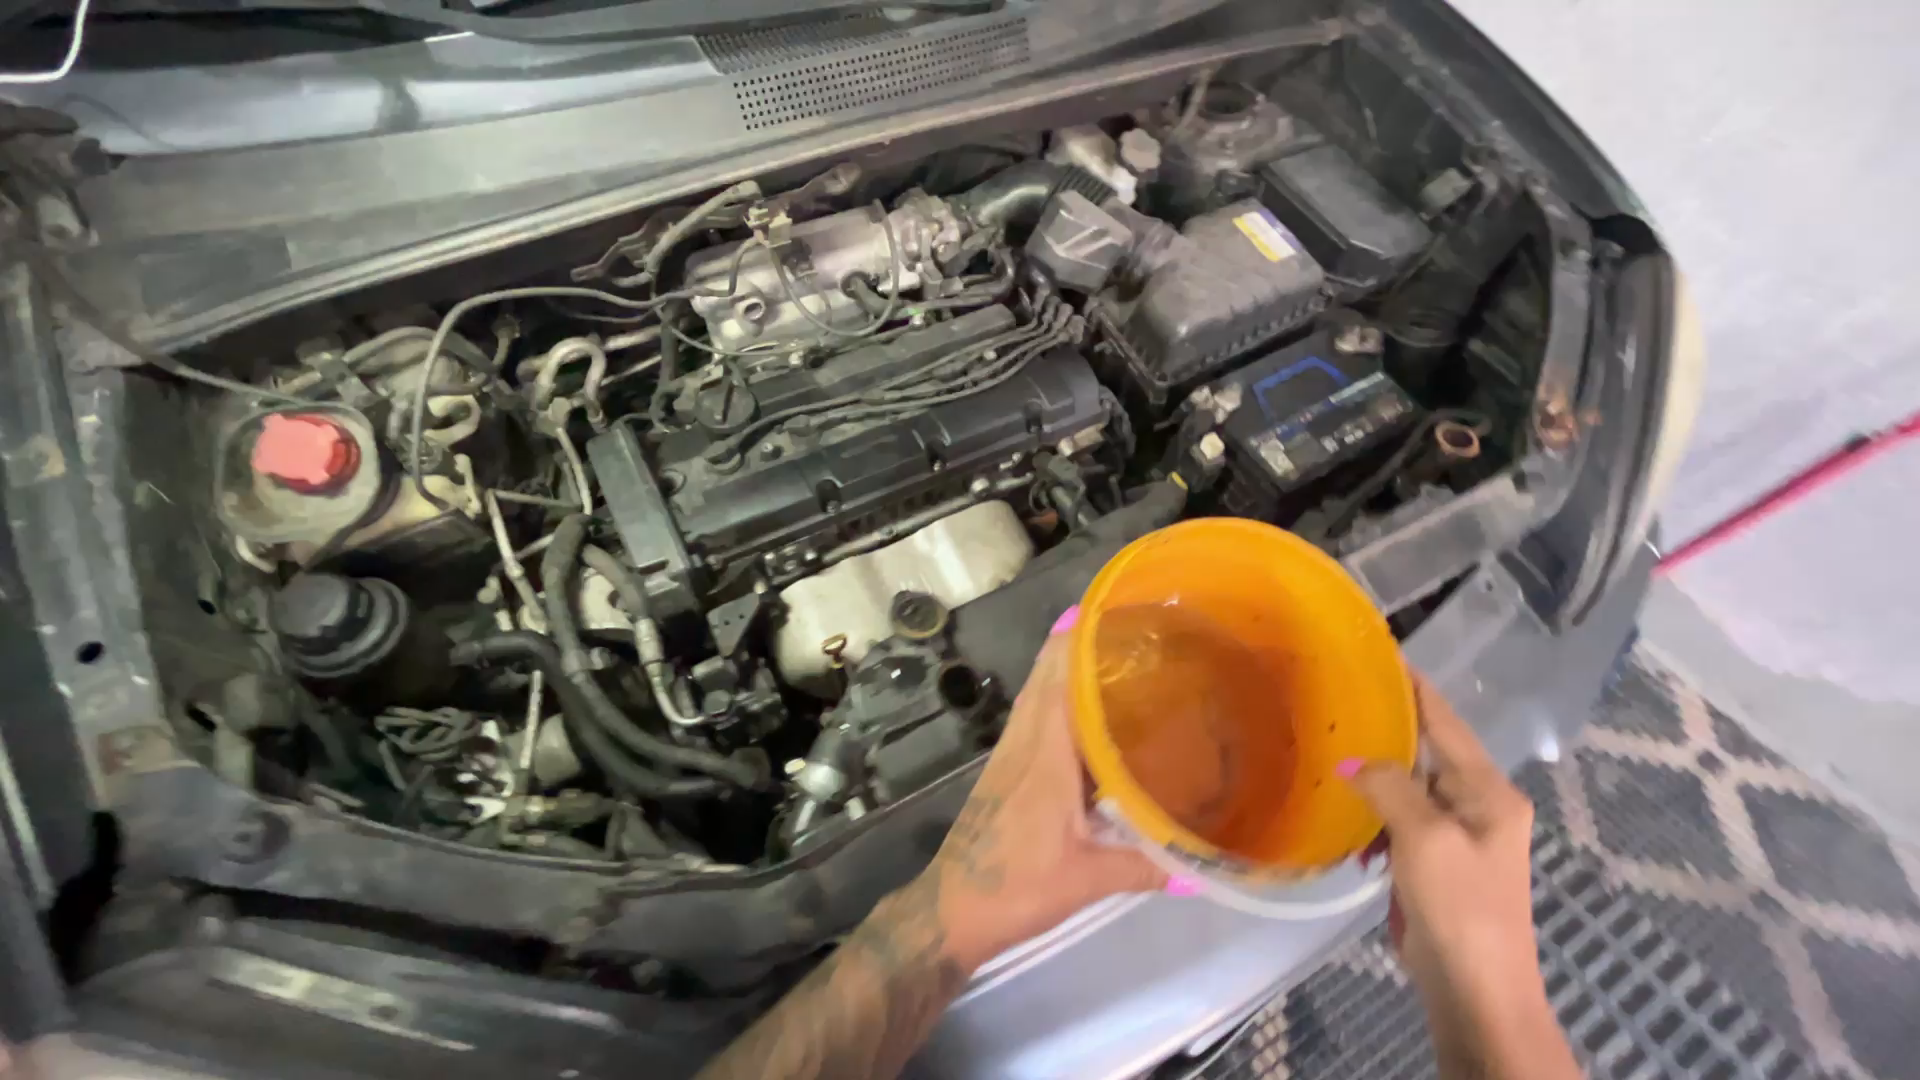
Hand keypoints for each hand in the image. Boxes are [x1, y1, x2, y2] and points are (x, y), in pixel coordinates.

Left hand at [921, 629, 1166, 972]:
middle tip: (1126, 631)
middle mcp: (1023, 740)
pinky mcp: (1003, 768)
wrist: (952, 907)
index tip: (1115, 616)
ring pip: (1036, 692)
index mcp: (1045, 753)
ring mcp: (1008, 752)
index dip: (1081, 641)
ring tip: (1109, 656)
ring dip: (1064, 667)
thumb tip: (1201, 865)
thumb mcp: (1088, 880)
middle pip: (1045, 674)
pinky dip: (1053, 696)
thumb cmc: (1016, 886)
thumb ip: (1144, 866)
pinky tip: (1081, 710)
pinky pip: (1031, 715)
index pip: (1059, 678)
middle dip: (1078, 644)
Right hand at [1341, 675, 1578, 1079]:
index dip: (1413, 685)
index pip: (1446, 721)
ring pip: (1408, 784)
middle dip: (1384, 726)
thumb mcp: (1424, 838)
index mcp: (1488, 791)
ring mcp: (1457, 834)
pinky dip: (1371, 808)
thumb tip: (1353, 763)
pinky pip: (1398, 816)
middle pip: (1426, 749)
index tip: (1376, 653)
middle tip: (1333, 699)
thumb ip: (1390, 787)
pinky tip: (1339, 805)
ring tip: (1326, 745)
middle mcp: (1478, 804)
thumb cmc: (1460, 908)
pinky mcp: (1436, 861)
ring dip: (1373, 770)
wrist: (1478, 992)